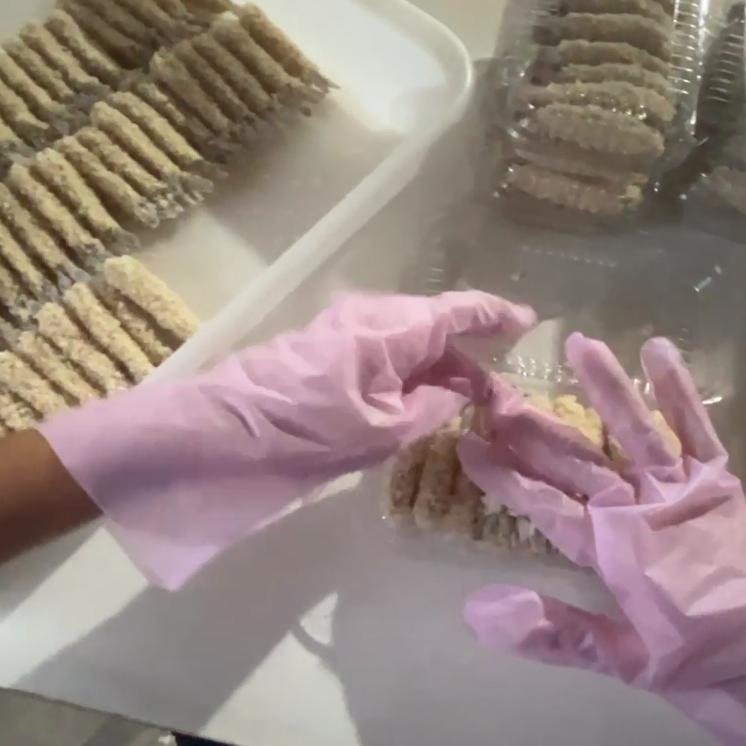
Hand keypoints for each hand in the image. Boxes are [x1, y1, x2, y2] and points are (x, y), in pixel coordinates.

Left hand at [41, 291, 535, 588]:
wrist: (216, 435)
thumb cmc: (307, 434)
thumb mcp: (385, 431)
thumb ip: (434, 404)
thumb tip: (460, 387)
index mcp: (394, 325)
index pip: (460, 310)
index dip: (497, 316)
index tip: (529, 322)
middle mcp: (370, 315)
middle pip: (434, 328)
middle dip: (468, 360)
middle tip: (495, 400)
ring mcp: (341, 330)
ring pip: (405, 344)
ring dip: (434, 371)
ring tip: (460, 408)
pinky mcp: (320, 350)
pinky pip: (378, 355)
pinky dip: (404, 375)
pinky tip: (412, 405)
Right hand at [457, 334, 745, 745]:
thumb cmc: (715, 674)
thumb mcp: (633, 664)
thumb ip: (558, 632)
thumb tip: (477, 610)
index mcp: (618, 554)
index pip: (546, 506)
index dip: (505, 477)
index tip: (467, 444)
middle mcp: (646, 513)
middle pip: (581, 462)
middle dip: (535, 429)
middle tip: (495, 392)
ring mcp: (687, 495)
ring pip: (636, 434)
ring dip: (608, 390)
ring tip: (577, 344)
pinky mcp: (724, 489)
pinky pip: (699, 432)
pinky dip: (680, 393)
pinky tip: (659, 352)